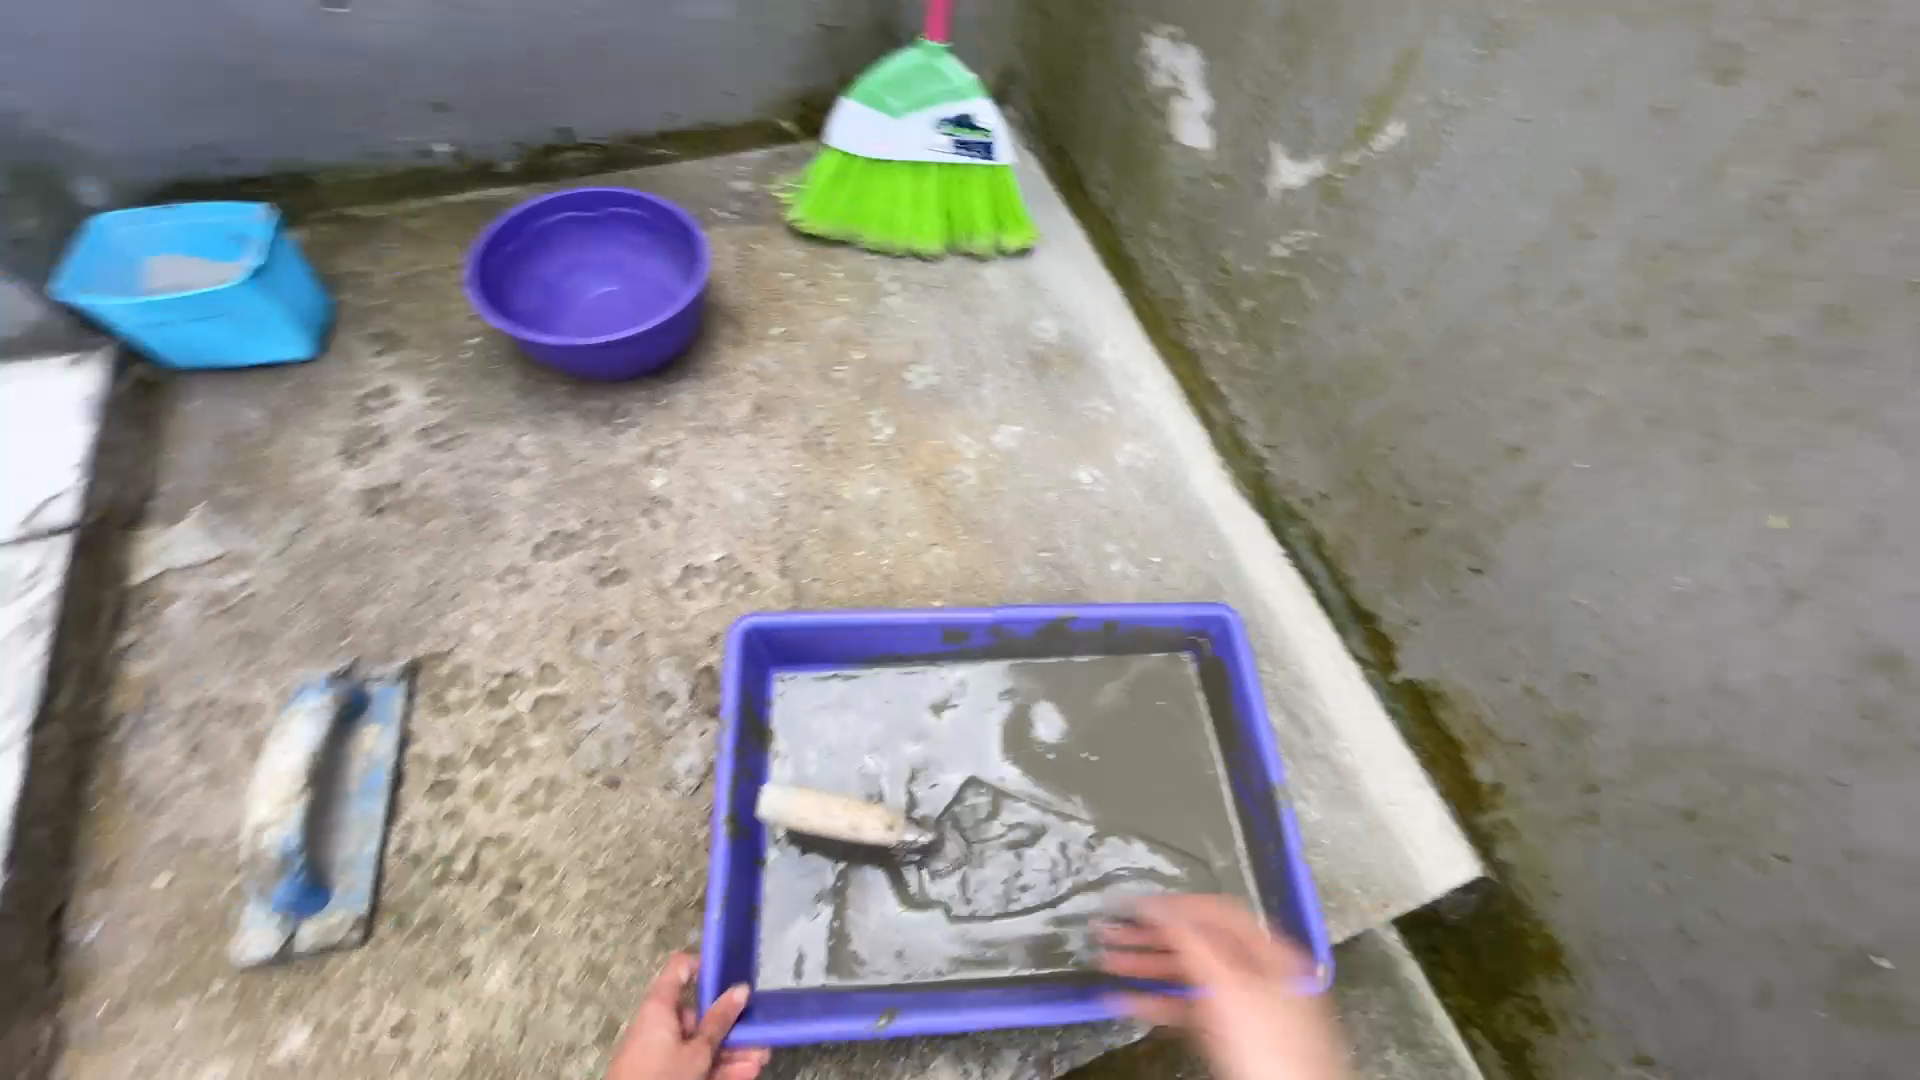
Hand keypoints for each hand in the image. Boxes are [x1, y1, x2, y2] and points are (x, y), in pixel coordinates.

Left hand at [606, 952, 770, 1079]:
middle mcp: (659, 1026)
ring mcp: (661, 1054)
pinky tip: (747, 1073)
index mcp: (660, 1008)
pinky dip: (718, 1068)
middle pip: (700, 1016)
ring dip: (732, 1052)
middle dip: (732, 1027)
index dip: (706, 966)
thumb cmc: (661, 1078)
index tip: (733, 974)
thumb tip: (741, 988)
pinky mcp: (664, 1076)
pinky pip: (694, 1065)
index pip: (681, 969)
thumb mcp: (697, 1053)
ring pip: (702, 1045)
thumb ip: (720, 1022)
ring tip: (761, 1059)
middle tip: (759, 1035)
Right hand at [1098, 894, 1346, 1079]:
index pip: (1215, 912)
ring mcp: (1240, 1004)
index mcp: (1267, 951)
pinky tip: (1123, 999)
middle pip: (1195, 942)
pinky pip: (1185, 1007)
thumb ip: (1190, 942)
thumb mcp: (1228, 985)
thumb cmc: (1270, 1045)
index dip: (1175, 905)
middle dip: (1150, 936)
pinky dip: (1156, 1001)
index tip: (1136, 904)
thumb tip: (1158, 908)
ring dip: (1145, 966)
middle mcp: (1254, 971)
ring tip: (1107, 960)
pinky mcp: (1225, 1033)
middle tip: (1112, 931)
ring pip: (1185, 975)